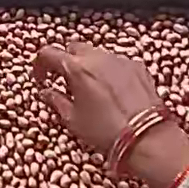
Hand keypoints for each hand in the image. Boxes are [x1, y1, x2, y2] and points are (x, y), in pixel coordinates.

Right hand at [33, 42, 188, 187]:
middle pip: (73, 48)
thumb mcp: (73, 120)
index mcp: (76, 68)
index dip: (40, 65)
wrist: (148, 139)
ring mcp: (120, 60)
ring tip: (90, 89)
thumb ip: (55, 101)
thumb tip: (46, 93)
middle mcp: (97, 58)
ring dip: (88, 66)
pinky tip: (112, 92)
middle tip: (65, 82)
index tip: (41, 78)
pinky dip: (109, 71)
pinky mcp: (138, 67)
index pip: (48, 54)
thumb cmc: (107, 131)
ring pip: (96, 54)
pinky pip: (116, 62)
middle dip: (66, 62)